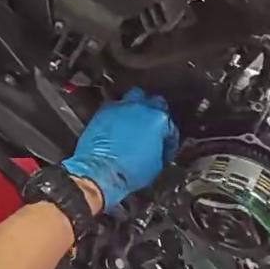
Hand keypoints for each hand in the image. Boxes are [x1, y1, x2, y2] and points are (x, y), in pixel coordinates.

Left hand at [60, 89, 178, 210]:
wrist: (99, 172)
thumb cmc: (131, 172)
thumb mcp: (156, 165)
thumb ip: (159, 149)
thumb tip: (156, 147)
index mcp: (159, 120)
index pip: (170, 127)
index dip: (169, 141)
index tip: (165, 152)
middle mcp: (141, 107)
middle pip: (154, 102)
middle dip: (155, 113)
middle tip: (151, 129)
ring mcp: (120, 107)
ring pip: (134, 96)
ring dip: (136, 106)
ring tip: (134, 121)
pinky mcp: (102, 111)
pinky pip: (114, 106)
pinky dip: (118, 113)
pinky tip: (116, 125)